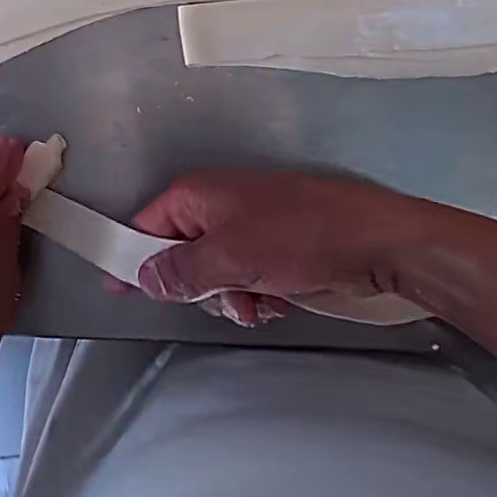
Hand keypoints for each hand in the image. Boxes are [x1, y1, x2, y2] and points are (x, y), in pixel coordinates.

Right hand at [130, 172, 446, 326]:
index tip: (121, 292)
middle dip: (197, 285)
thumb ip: (181, 271)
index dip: (132, 259)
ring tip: (259, 300)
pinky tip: (277, 298)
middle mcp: (214, 205)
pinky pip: (242, 273)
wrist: (375, 239)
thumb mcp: (230, 258)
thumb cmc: (298, 236)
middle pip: (178, 254)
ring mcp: (244, 223)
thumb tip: (145, 278)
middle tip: (222, 298)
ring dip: (230, 294)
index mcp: (194, 195)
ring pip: (212, 271)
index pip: (144, 226)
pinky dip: (254, 291)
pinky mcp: (271, 242)